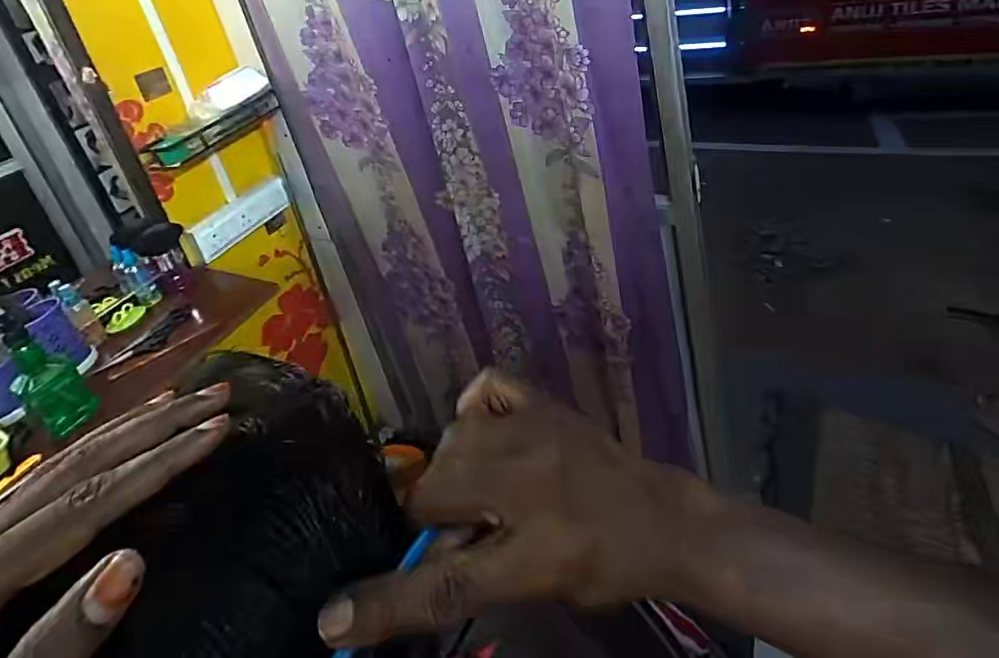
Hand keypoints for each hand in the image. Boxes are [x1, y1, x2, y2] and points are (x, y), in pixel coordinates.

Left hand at [0, 384, 231, 657]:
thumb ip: (55, 644)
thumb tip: (133, 563)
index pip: (89, 500)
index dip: (160, 460)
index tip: (218, 429)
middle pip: (79, 464)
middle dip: (155, 424)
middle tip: (216, 396)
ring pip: (62, 464)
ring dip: (129, 428)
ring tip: (178, 402)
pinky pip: (47, 484)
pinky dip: (95, 454)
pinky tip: (114, 448)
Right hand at [316, 371, 699, 648]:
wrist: (657, 515)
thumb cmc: (597, 563)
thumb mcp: (529, 585)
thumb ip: (458, 582)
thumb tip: (389, 578)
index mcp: (520, 530)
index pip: (433, 568)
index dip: (389, 592)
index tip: (341, 610)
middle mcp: (517, 468)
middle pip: (431, 487)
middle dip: (439, 514)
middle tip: (476, 526)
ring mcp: (529, 422)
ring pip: (452, 440)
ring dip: (457, 467)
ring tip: (492, 486)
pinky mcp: (539, 397)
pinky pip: (483, 387)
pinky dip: (475, 408)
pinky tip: (490, 431)